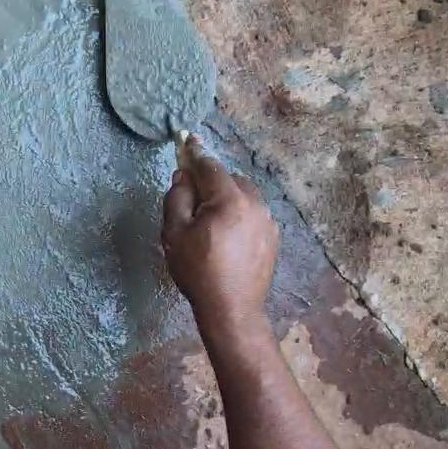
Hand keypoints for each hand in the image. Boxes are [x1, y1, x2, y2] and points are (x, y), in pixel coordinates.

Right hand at [162, 135, 278, 330]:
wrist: (232, 307)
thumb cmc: (197, 270)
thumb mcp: (174, 234)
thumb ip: (177, 199)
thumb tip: (183, 177)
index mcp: (229, 199)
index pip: (210, 167)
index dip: (195, 154)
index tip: (187, 140)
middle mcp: (254, 203)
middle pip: (230, 179)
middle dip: (212, 181)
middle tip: (193, 200)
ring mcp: (268, 220)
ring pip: (245, 195)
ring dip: (227, 198)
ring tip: (210, 221)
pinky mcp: (273, 237)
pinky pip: (253, 214)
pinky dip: (239, 215)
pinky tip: (226, 236)